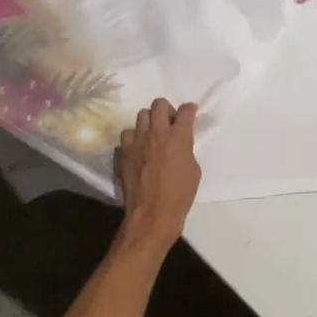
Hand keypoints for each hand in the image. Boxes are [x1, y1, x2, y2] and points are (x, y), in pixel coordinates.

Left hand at [115, 99, 200, 247]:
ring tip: (152, 136)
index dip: (189, 109)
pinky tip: (138, 150)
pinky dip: (134, 139)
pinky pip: (127, 135)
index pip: (185, 110)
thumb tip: (180, 144)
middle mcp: (156, 132)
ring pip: (141, 116)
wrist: (152, 212)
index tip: (190, 113)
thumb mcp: (193, 170)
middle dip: (166, 110)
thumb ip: (186, 150)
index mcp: (178, 136)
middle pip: (158, 104)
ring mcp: (137, 140)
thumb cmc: (179, 194)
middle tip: (169, 124)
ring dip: (149, 123)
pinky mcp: (123, 151)